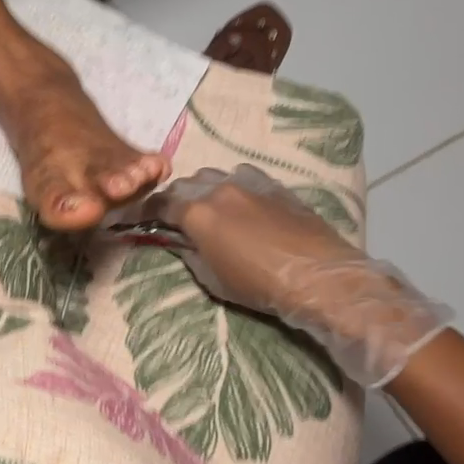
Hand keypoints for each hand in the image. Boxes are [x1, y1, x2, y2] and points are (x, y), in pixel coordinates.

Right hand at [139, 165, 452, 386]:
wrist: (323, 280)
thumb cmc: (261, 286)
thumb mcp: (212, 278)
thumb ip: (189, 252)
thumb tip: (180, 241)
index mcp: (197, 212)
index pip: (159, 203)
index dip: (146, 211)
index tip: (140, 218)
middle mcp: (218, 190)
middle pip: (185, 185)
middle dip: (176, 199)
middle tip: (177, 217)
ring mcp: (249, 184)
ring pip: (213, 177)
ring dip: (205, 190)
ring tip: (209, 208)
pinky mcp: (276, 187)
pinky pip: (244, 177)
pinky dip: (233, 188)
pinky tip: (241, 205)